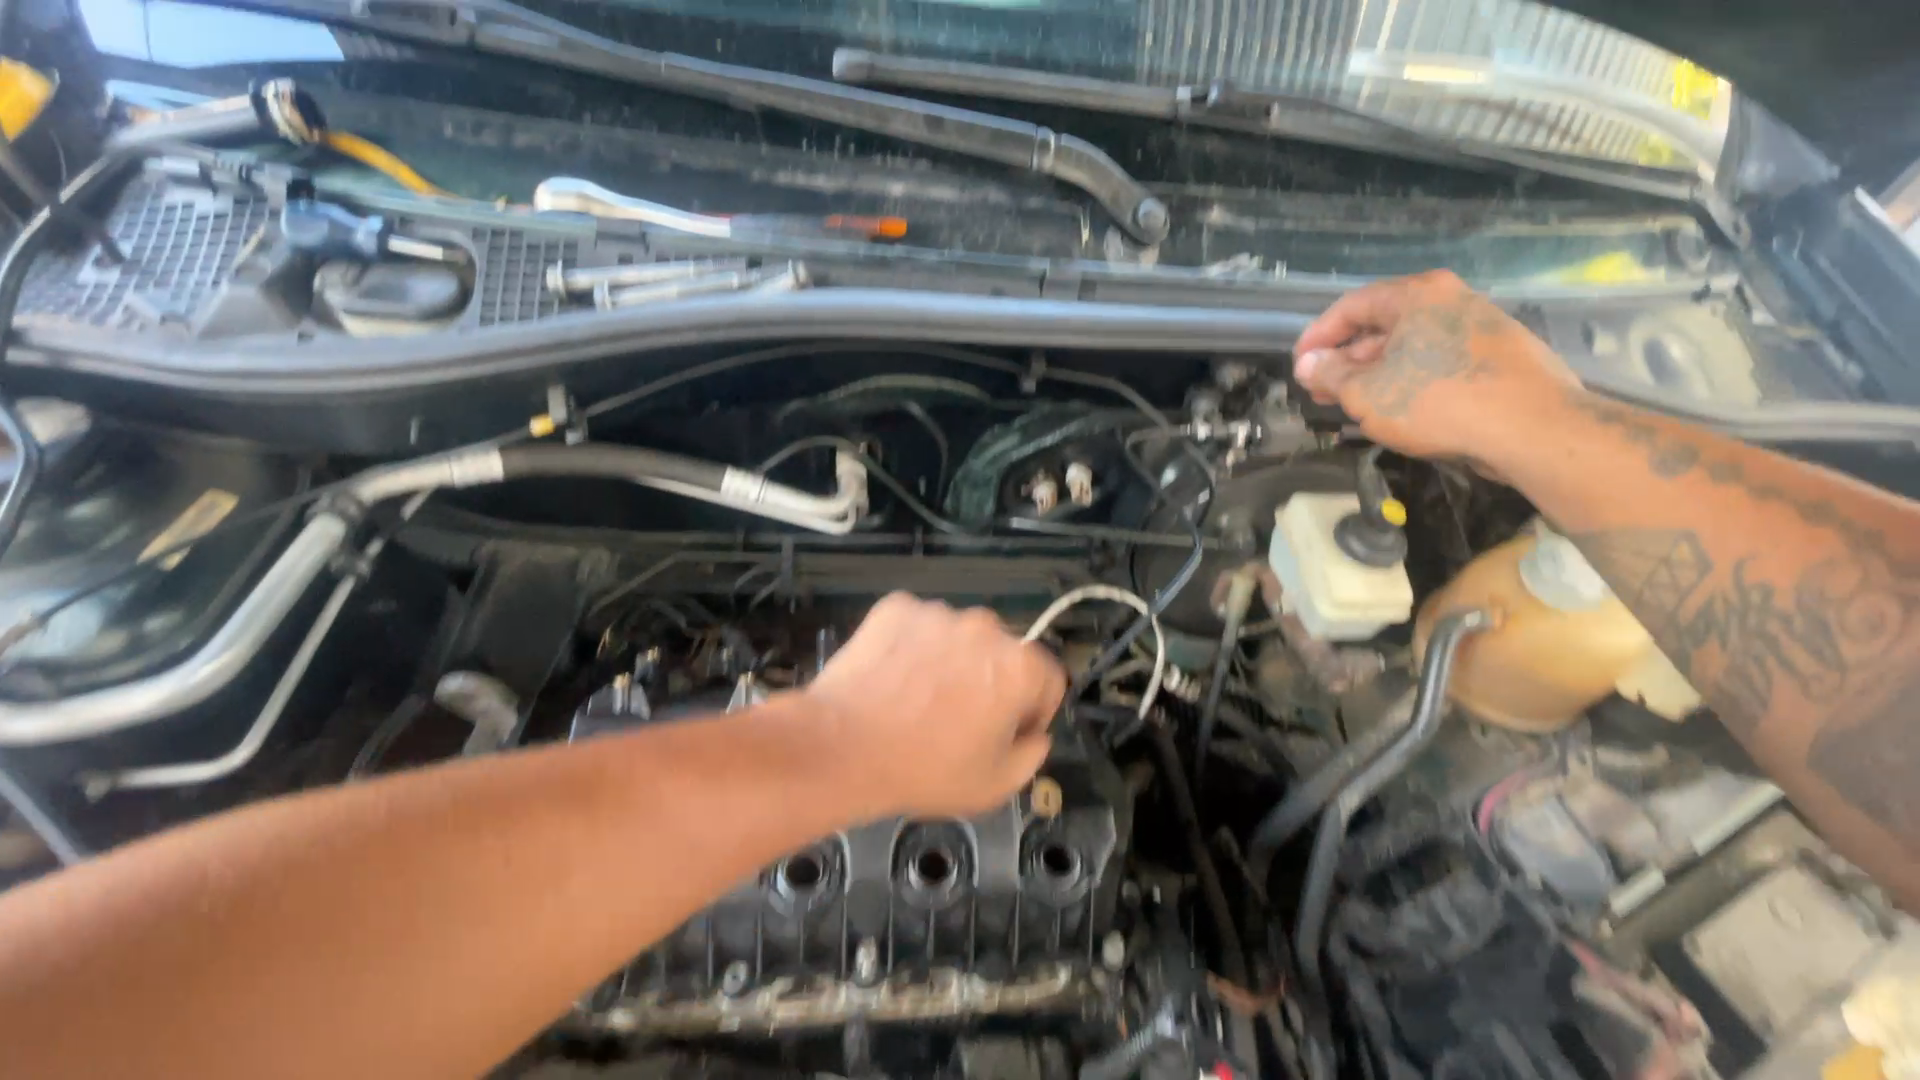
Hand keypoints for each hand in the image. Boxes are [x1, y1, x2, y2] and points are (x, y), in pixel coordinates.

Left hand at [802, 592, 1065, 818]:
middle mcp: (985, 627)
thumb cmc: (924, 770)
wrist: (841, 747)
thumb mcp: (995, 786)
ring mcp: (937, 613)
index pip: (1048, 679)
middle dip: (991, 681)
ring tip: (919, 700)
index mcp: (1020, 666)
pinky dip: (912, 646)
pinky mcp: (896, 607)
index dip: (1033, 710)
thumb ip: (1031, 755)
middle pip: (1002, 653)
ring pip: (958, 637)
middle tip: (959, 719)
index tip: (1007, 732)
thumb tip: (1033, 735)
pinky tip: (894, 679)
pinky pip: (917, 626)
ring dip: (951, 661)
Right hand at [1292, 270, 1579, 461]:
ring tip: (1355, 406)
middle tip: (1322, 391)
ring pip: (1412, 346)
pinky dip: (1410, 380)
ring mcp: (1481, 326)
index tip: (1299, 365)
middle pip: (1383, 325)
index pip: (1352, 306)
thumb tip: (1307, 365)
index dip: (1318, 337)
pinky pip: (1439, 361)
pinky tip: (1400, 409)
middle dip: (1347, 360)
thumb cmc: (1438, 402)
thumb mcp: (1367, 393)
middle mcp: (1451, 300)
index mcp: (1418, 295)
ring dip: (1377, 374)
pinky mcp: (1500, 356)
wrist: (1534, 428)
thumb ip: (1331, 376)